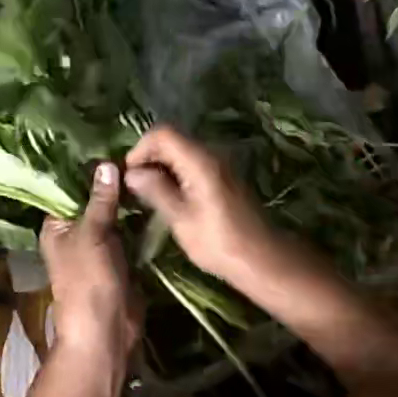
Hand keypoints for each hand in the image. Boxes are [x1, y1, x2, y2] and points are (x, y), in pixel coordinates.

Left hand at [40, 162, 139, 366]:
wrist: (107, 334)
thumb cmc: (89, 281)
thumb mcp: (93, 235)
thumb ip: (101, 200)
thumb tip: (107, 163)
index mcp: (56, 224)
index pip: (68, 188)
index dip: (87, 169)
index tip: (109, 145)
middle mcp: (74, 231)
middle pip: (92, 200)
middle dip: (111, 183)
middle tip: (135, 153)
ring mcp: (98, 245)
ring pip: (113, 215)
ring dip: (127, 200)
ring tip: (147, 168)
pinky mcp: (120, 258)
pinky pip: (128, 232)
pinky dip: (138, 219)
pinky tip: (153, 196)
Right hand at [123, 125, 273, 276]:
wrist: (268, 263)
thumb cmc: (221, 243)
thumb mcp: (181, 220)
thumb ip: (155, 191)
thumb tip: (132, 173)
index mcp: (199, 161)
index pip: (161, 134)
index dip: (140, 149)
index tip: (129, 174)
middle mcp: (210, 155)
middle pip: (170, 140)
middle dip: (148, 158)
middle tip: (134, 185)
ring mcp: (219, 166)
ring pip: (179, 152)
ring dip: (160, 167)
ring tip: (147, 194)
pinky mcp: (222, 178)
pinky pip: (190, 164)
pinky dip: (174, 174)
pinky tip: (168, 199)